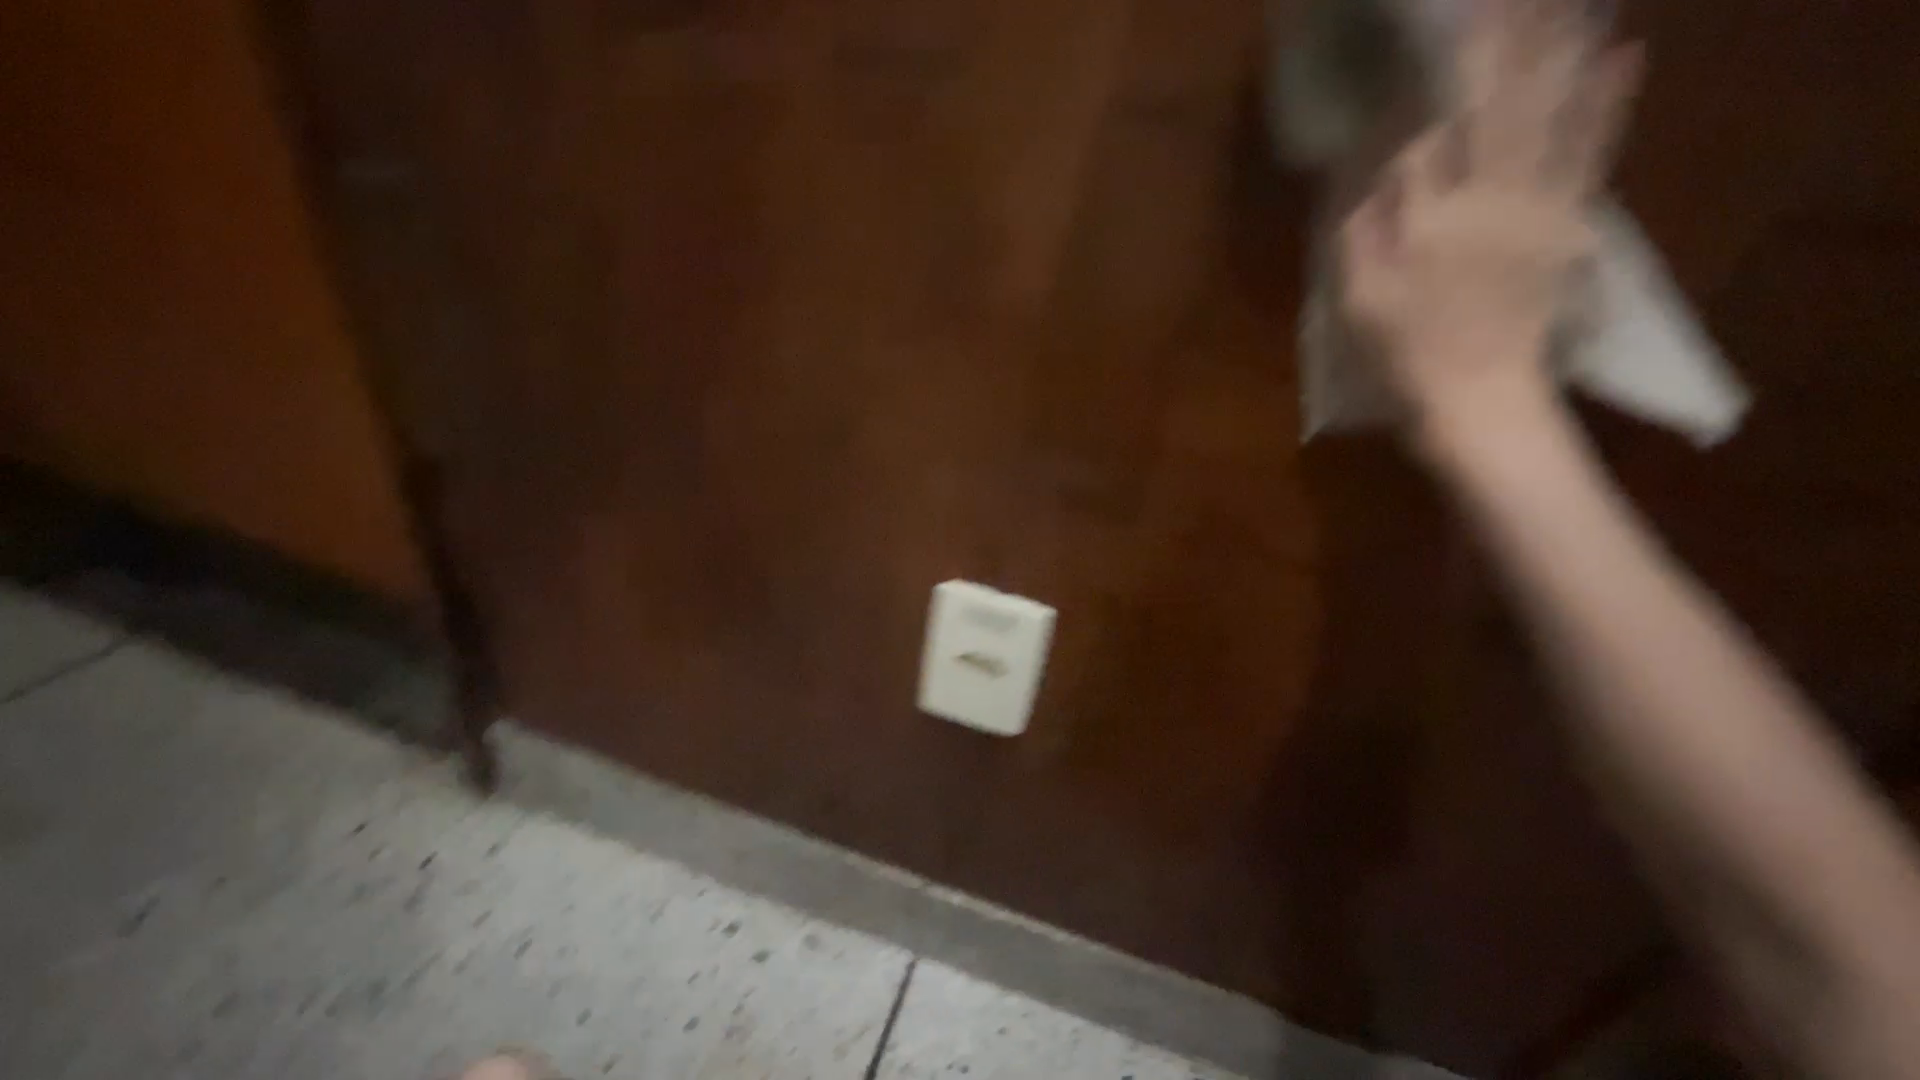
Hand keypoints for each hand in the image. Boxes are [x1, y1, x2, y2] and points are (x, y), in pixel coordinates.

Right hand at [1338, 0, 1643, 420]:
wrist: (1479, 399)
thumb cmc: (1404, 354)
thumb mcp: (1358, 300)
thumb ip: (1362, 228)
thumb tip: (1374, 165)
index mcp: (1427, 222)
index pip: (1425, 138)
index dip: (1423, 86)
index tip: (1427, 36)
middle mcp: (1487, 200)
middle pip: (1492, 106)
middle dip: (1498, 42)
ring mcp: (1536, 208)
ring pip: (1547, 114)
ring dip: (1554, 51)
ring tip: (1562, 0)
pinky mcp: (1568, 222)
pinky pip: (1591, 152)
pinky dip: (1608, 101)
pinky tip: (1621, 54)